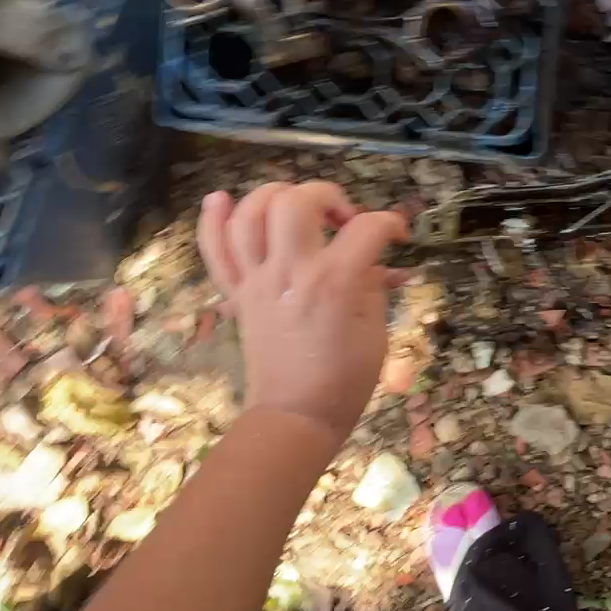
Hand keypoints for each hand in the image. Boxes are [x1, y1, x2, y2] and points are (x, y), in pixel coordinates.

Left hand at [197, 182, 408, 439]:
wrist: (297, 415)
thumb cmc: (346, 378)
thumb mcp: (376, 329)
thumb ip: (373, 285)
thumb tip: (378, 262)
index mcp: (334, 283)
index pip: (367, 229)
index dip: (390, 224)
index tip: (398, 236)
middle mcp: (290, 273)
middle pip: (296, 203)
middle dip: (327, 195)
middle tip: (343, 219)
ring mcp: (257, 282)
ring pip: (250, 215)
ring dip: (275, 196)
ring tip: (297, 207)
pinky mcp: (237, 295)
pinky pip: (215, 250)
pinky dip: (213, 220)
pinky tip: (221, 198)